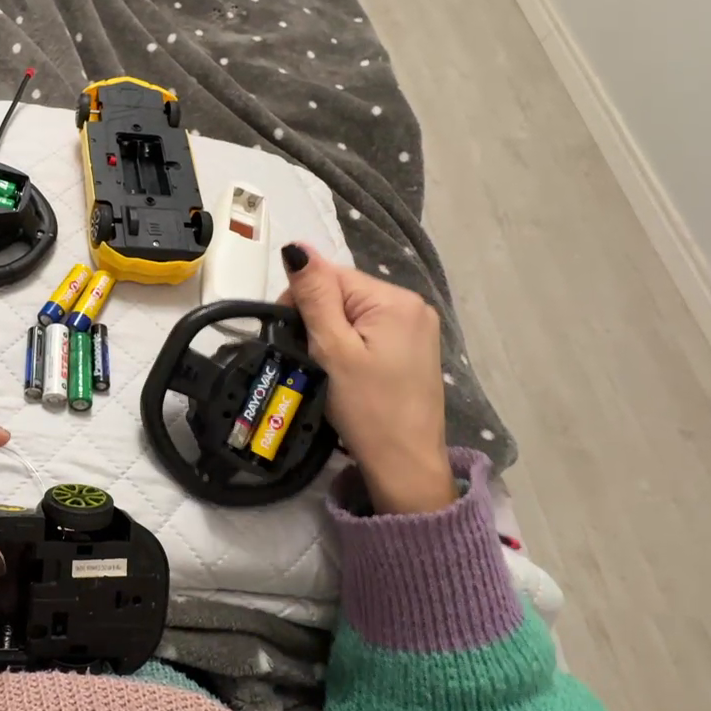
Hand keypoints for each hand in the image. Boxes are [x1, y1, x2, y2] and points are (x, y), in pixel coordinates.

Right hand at [277, 243, 456, 514]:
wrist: (404, 463)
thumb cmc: (366, 407)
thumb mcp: (332, 349)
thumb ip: (314, 295)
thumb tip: (296, 247)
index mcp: (394, 299)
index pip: (328, 276)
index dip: (301, 302)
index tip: (293, 338)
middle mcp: (411, 304)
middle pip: (341, 291)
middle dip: (317, 319)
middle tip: (313, 358)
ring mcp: (416, 327)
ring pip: (351, 311)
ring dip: (330, 334)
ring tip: (329, 368)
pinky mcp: (413, 348)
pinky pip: (368, 329)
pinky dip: (348, 345)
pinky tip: (347, 371)